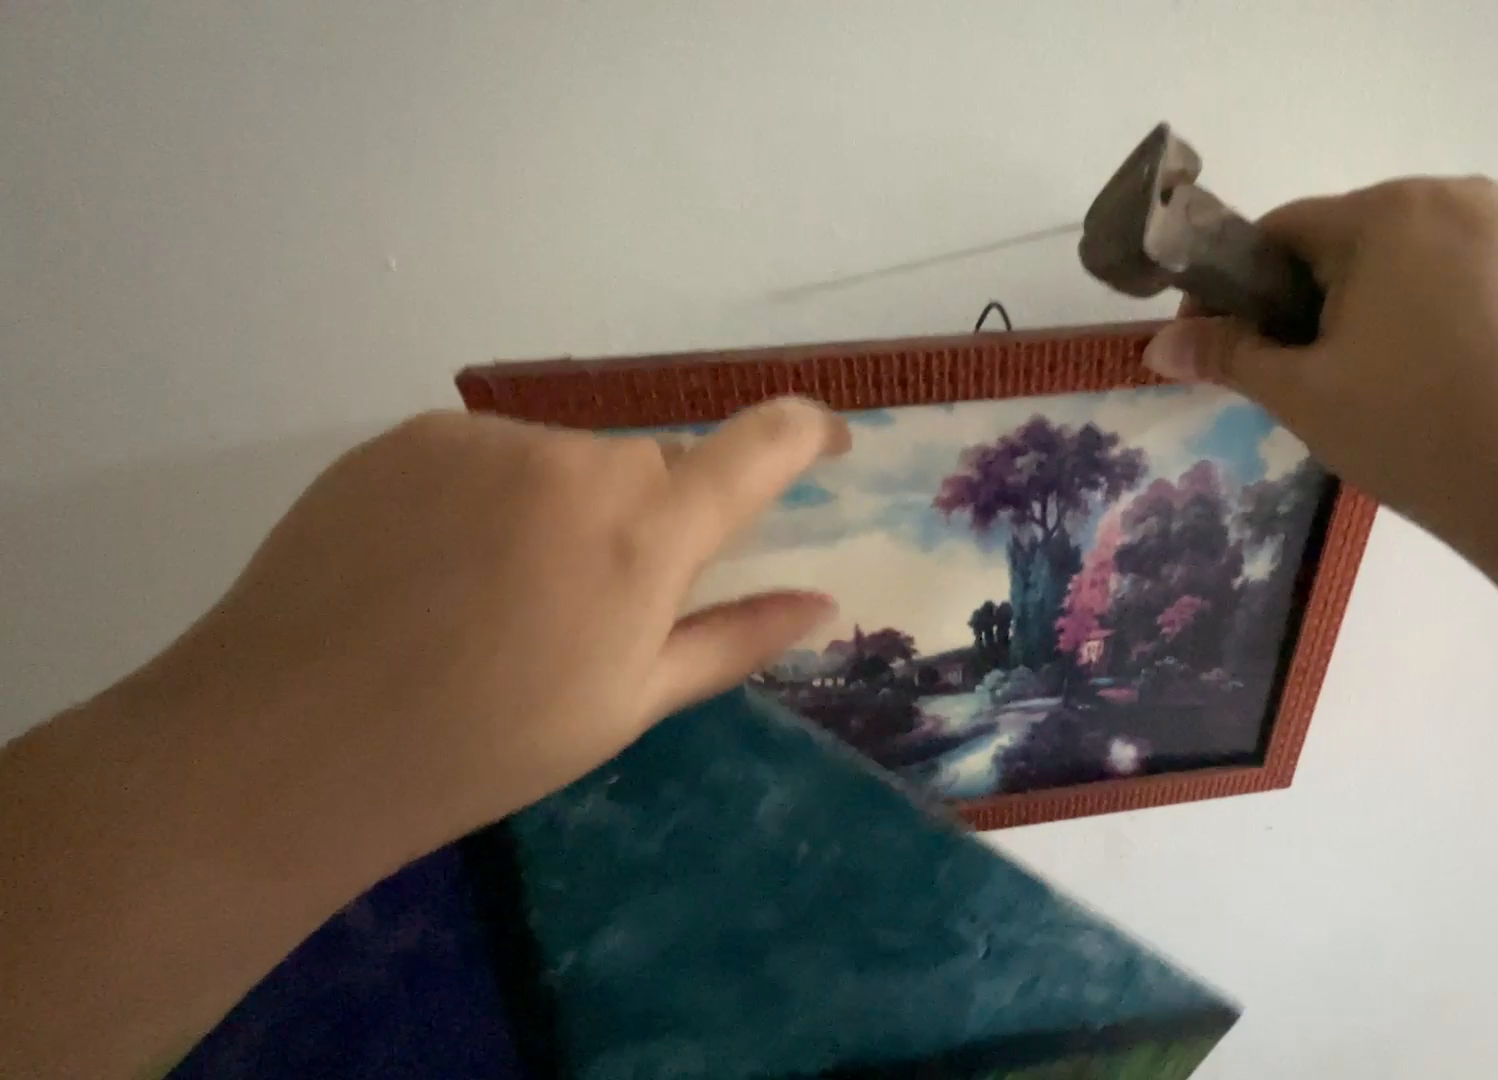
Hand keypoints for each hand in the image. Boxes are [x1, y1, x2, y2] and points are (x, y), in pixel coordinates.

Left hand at [129, 399, 846, 877]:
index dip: (807, 429)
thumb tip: (823, 604)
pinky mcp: (414, 434)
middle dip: (660, 517)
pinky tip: (448, 562)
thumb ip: (738, 638)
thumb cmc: (490, 741)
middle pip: (658, 466)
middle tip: (606, 598)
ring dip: (577, 509)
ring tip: (511, 590)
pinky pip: (500, 453)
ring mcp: (490, 440)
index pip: (761, 444)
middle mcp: (581, 461)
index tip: (830, 438)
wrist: (281, 749)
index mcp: (648, 533)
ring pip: (577, 460)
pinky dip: (504, 496)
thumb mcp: (634, 702)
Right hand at [1144, 177, 1497, 544]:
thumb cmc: (1413, 427)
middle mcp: (1458, 198)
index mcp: (1389, 212)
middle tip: (1284, 375)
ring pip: (1400, 263)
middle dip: (1298, 303)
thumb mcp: (1302, 393)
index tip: (1215, 343)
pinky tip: (1418, 381)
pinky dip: (1415, 317)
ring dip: (1356, 312)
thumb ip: (1227, 356)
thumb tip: (1157, 347)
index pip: (1279, 232)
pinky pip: (1454, 280)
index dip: (1233, 288)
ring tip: (1352, 385)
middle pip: (1342, 242)